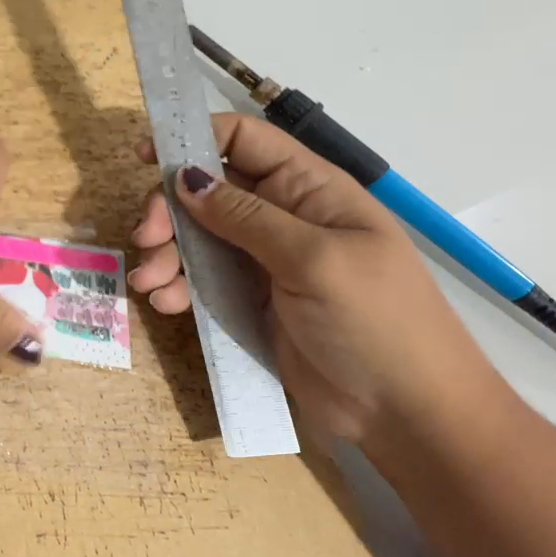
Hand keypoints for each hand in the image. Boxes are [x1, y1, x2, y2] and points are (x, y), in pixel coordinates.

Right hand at [127, 113, 506, 443]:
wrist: (409, 419)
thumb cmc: (377, 324)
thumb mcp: (314, 260)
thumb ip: (245, 215)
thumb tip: (185, 177)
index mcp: (309, 190)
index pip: (243, 140)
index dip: (194, 137)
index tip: (146, 157)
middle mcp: (282, 216)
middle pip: (206, 189)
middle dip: (168, 208)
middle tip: (146, 238)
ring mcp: (264, 260)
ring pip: (195, 234)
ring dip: (166, 252)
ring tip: (150, 283)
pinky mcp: (249, 300)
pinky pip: (200, 278)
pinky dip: (176, 285)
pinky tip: (166, 303)